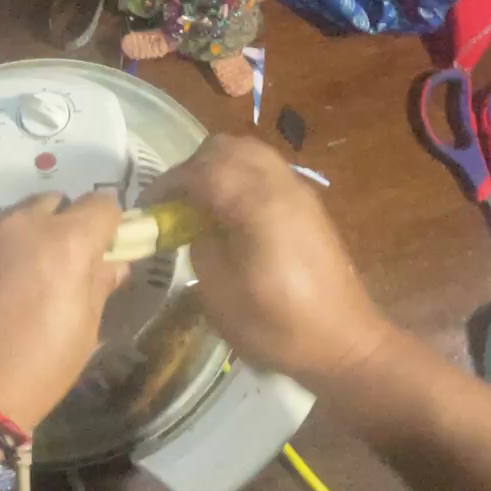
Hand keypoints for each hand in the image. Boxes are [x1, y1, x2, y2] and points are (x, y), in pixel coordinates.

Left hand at [0, 193, 128, 429]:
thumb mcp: (80, 337)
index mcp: (64, 243)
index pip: (101, 205)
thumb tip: (111, 263)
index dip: (104, 227)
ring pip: (3, 221)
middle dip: (55, 230)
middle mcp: (17, 223)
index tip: (97, 249)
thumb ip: (97, 287)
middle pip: (49, 206)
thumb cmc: (27, 376)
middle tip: (45, 272)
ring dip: (9, 243)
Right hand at [148, 135, 396, 386]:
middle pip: (225, 148)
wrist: (343, 343)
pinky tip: (229, 211)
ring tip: (198, 203)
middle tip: (172, 201)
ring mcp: (298, 191)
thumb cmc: (275, 325)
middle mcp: (280, 186)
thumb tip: (190, 224)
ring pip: (248, 151)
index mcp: (256, 205)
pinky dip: (239, 176)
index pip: (200, 170)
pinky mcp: (308, 203)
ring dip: (216, 167)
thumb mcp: (218, 293)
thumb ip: (198, 245)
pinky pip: (265, 169)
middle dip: (191, 168)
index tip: (147, 205)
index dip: (167, 183)